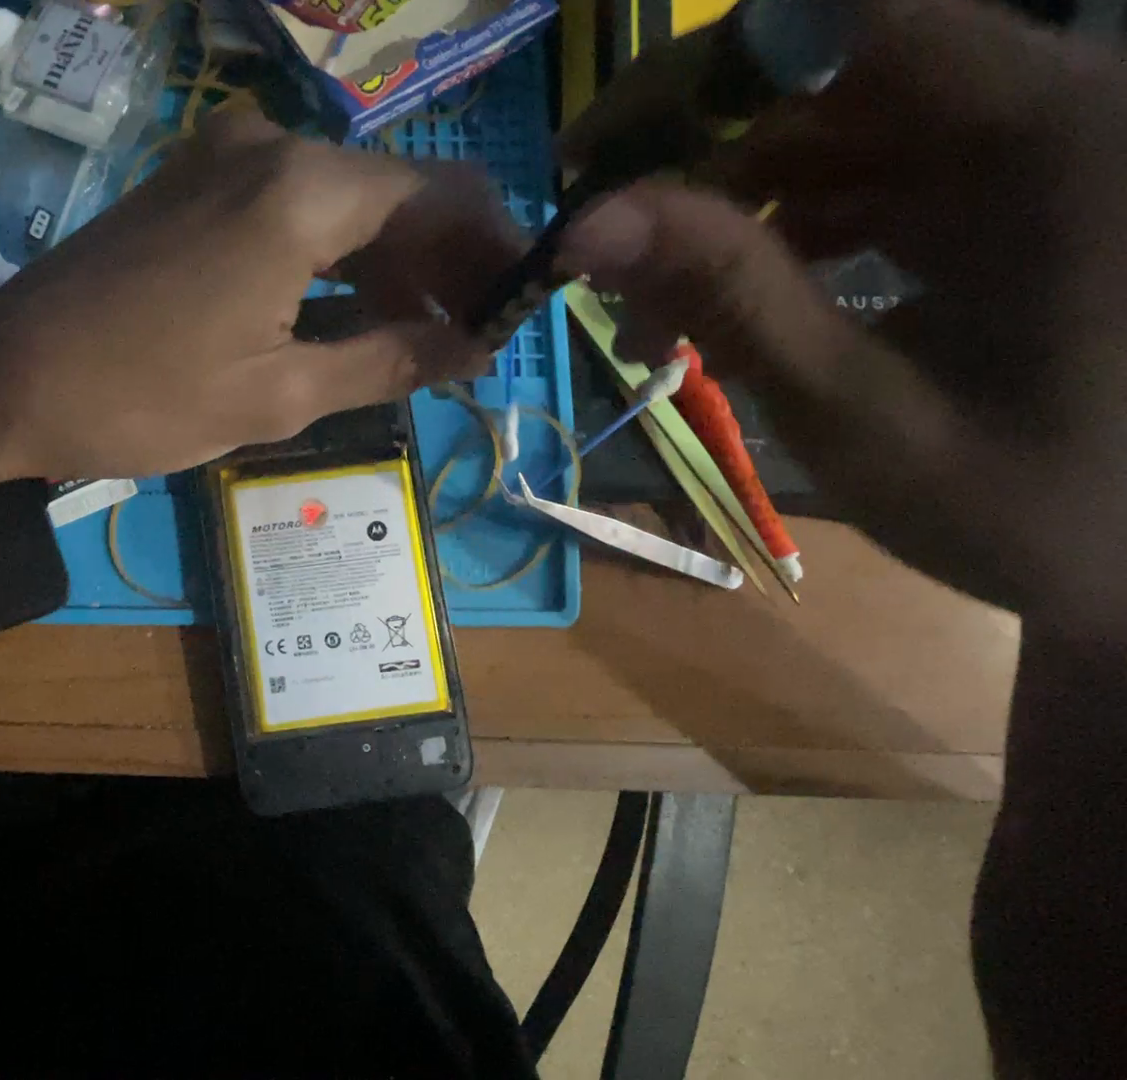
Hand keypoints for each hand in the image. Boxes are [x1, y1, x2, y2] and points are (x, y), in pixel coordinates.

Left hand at [0, 110, 521, 480]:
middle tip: (467, 341)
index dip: (491, 255)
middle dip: (440, 265)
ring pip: (338, 205)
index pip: (442, 198)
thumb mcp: (276, 395)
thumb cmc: (140, 397)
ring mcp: (220, 161)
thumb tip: (471, 348)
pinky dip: (325, 260)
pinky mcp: (187, 187)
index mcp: (303, 192)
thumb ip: (387, 361)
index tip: (513, 314)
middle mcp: (270, 149)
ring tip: (414, 342)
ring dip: (384, 267)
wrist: (3, 379)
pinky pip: (284, 212)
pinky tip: (344, 314)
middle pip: (392, 196)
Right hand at [556, 0, 1126, 632]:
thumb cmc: (1036, 505)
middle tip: (598, 267)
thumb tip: (584, 224)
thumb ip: (729, 300)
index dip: (702, 66)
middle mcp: (1058, 107)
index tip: (593, 158)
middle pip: (823, 79)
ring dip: (720, 219)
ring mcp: (1038, 149)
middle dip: (690, 170)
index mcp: (1055, 137)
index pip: (850, 19)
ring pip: (829, 136)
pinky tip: (724, 314)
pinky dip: (774, 238)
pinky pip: (864, 179)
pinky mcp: (1013, 192)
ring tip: (651, 324)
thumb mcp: (857, 411)